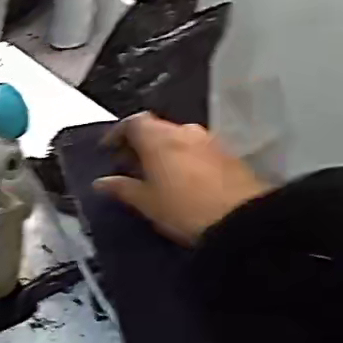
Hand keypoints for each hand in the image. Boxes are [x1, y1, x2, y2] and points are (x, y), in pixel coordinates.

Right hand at [92, 112, 271, 244]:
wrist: (241, 219)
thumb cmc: (183, 209)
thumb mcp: (146, 202)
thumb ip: (121, 188)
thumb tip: (101, 182)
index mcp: (158, 138)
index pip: (132, 122)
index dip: (117, 134)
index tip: (108, 150)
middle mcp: (183, 131)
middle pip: (155, 128)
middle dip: (139, 143)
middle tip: (128, 165)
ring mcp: (208, 140)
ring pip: (177, 138)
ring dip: (162, 150)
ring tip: (153, 174)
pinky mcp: (226, 154)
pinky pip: (195, 149)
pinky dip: (181, 158)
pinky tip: (179, 179)